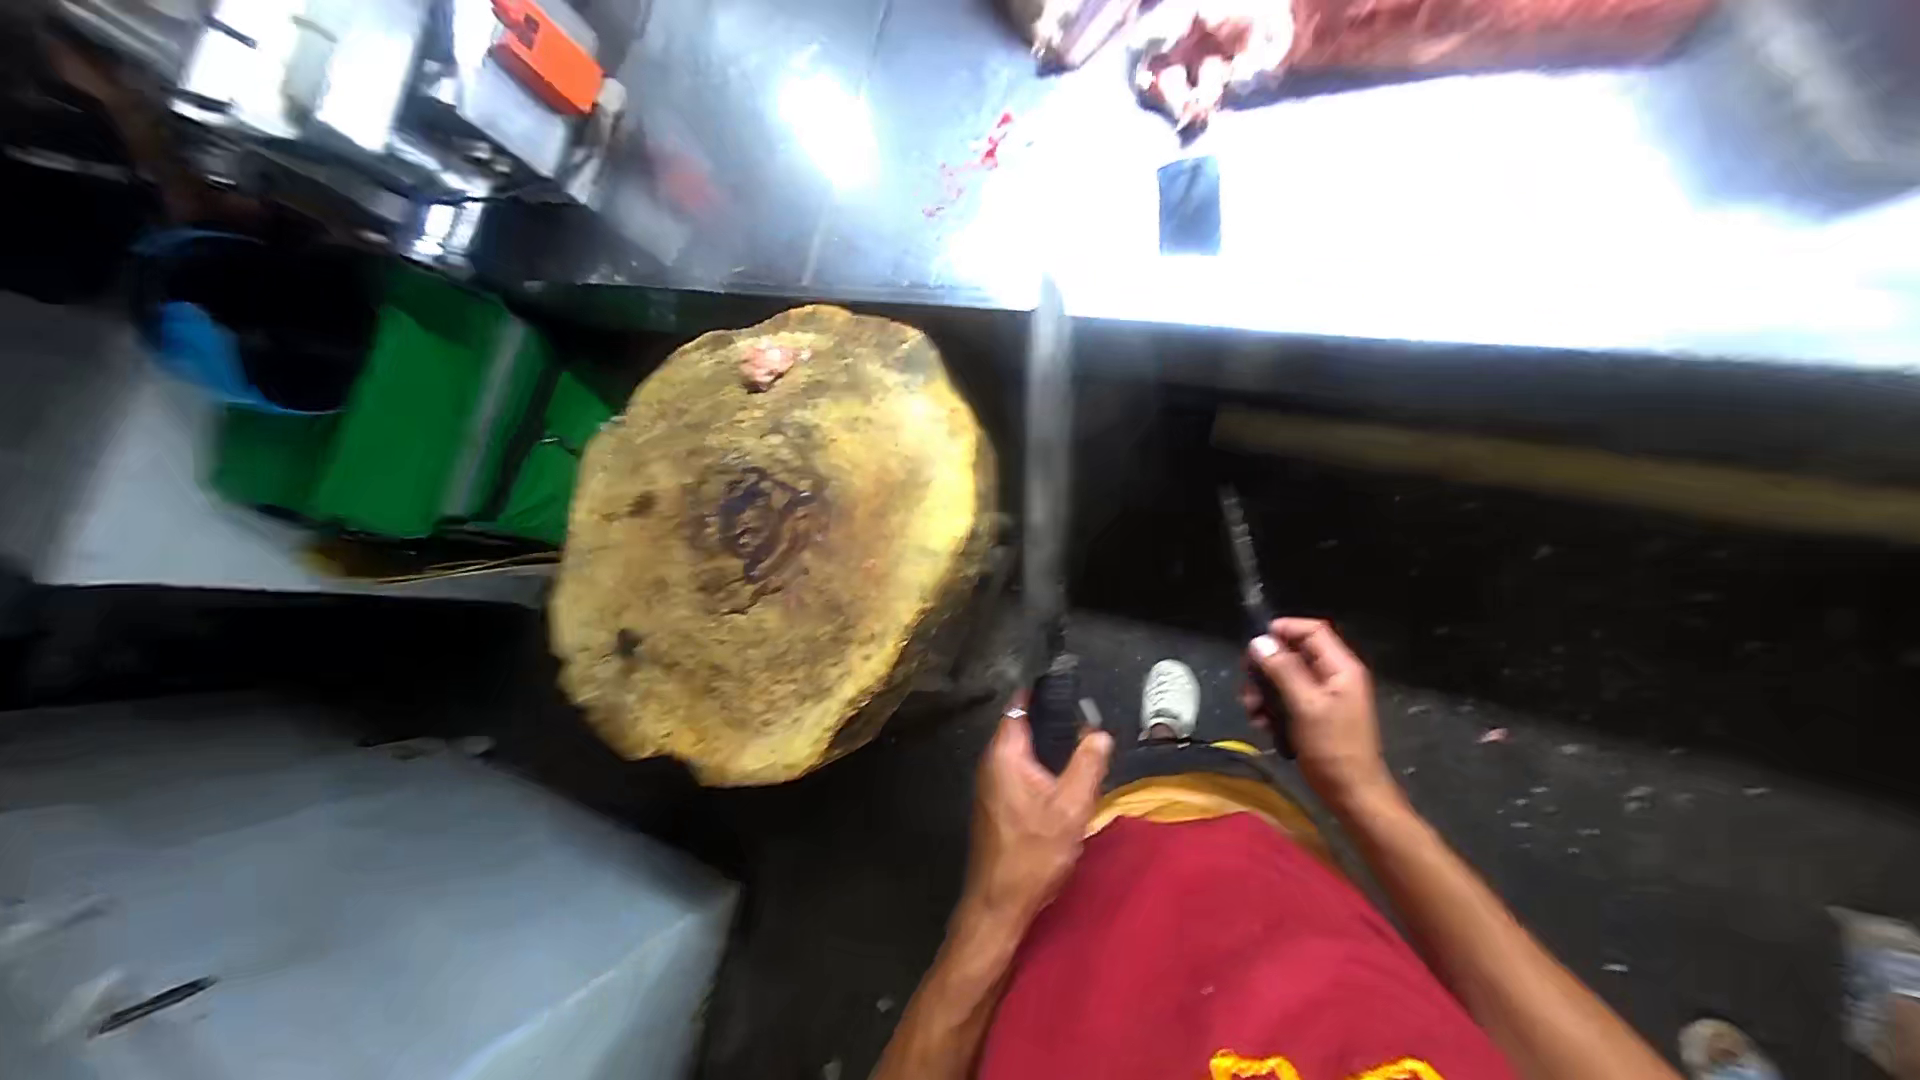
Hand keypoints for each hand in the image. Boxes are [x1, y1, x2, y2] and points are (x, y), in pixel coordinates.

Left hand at [959, 691, 1112, 930]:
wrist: (1000, 902)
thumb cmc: (1034, 852)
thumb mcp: (1072, 806)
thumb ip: (1087, 764)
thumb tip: (1100, 733)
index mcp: (1004, 753)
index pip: (1019, 706)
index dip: (1042, 693)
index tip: (1067, 685)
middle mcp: (991, 761)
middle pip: (1021, 727)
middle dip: (1051, 721)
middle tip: (1085, 718)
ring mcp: (990, 782)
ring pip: (1021, 751)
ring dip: (1047, 747)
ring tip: (1080, 744)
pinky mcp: (995, 801)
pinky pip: (1019, 770)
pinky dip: (1039, 767)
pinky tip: (1061, 778)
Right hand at [1241, 618, 1393, 807]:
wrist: (1352, 793)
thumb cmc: (1333, 748)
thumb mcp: (1305, 705)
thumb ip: (1282, 670)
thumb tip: (1259, 641)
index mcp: (1341, 668)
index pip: (1312, 631)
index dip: (1283, 630)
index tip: (1255, 644)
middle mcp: (1334, 676)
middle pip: (1293, 653)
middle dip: (1266, 667)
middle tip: (1248, 685)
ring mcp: (1325, 696)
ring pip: (1285, 677)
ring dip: (1263, 690)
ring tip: (1252, 711)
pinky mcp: (1315, 714)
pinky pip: (1286, 698)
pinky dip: (1271, 707)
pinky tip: (1262, 723)